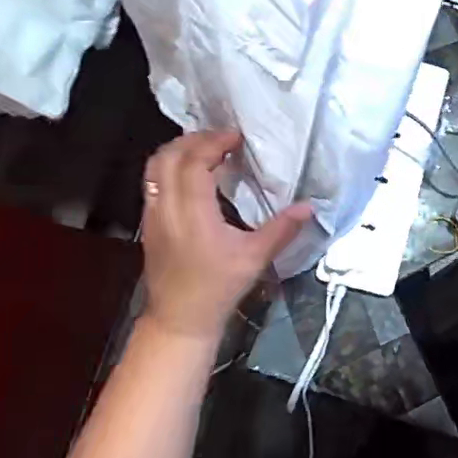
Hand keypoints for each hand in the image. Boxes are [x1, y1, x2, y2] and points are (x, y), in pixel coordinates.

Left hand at [139, 130, 312, 343]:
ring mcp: (152, 215)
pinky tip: (193, 174)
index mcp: (192, 214)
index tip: (237, 137)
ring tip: (207, 149)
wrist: (179, 320)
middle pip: (169, 157)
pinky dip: (171, 166)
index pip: (194, 163)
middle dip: (195, 139)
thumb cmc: (218, 288)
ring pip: (155, 167)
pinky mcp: (148, 223)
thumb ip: (281, 229)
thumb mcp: (255, 259)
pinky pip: (153, 181)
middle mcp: (166, 209)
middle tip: (223, 137)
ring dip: (180, 150)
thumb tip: (309, 207)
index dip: (213, 142)